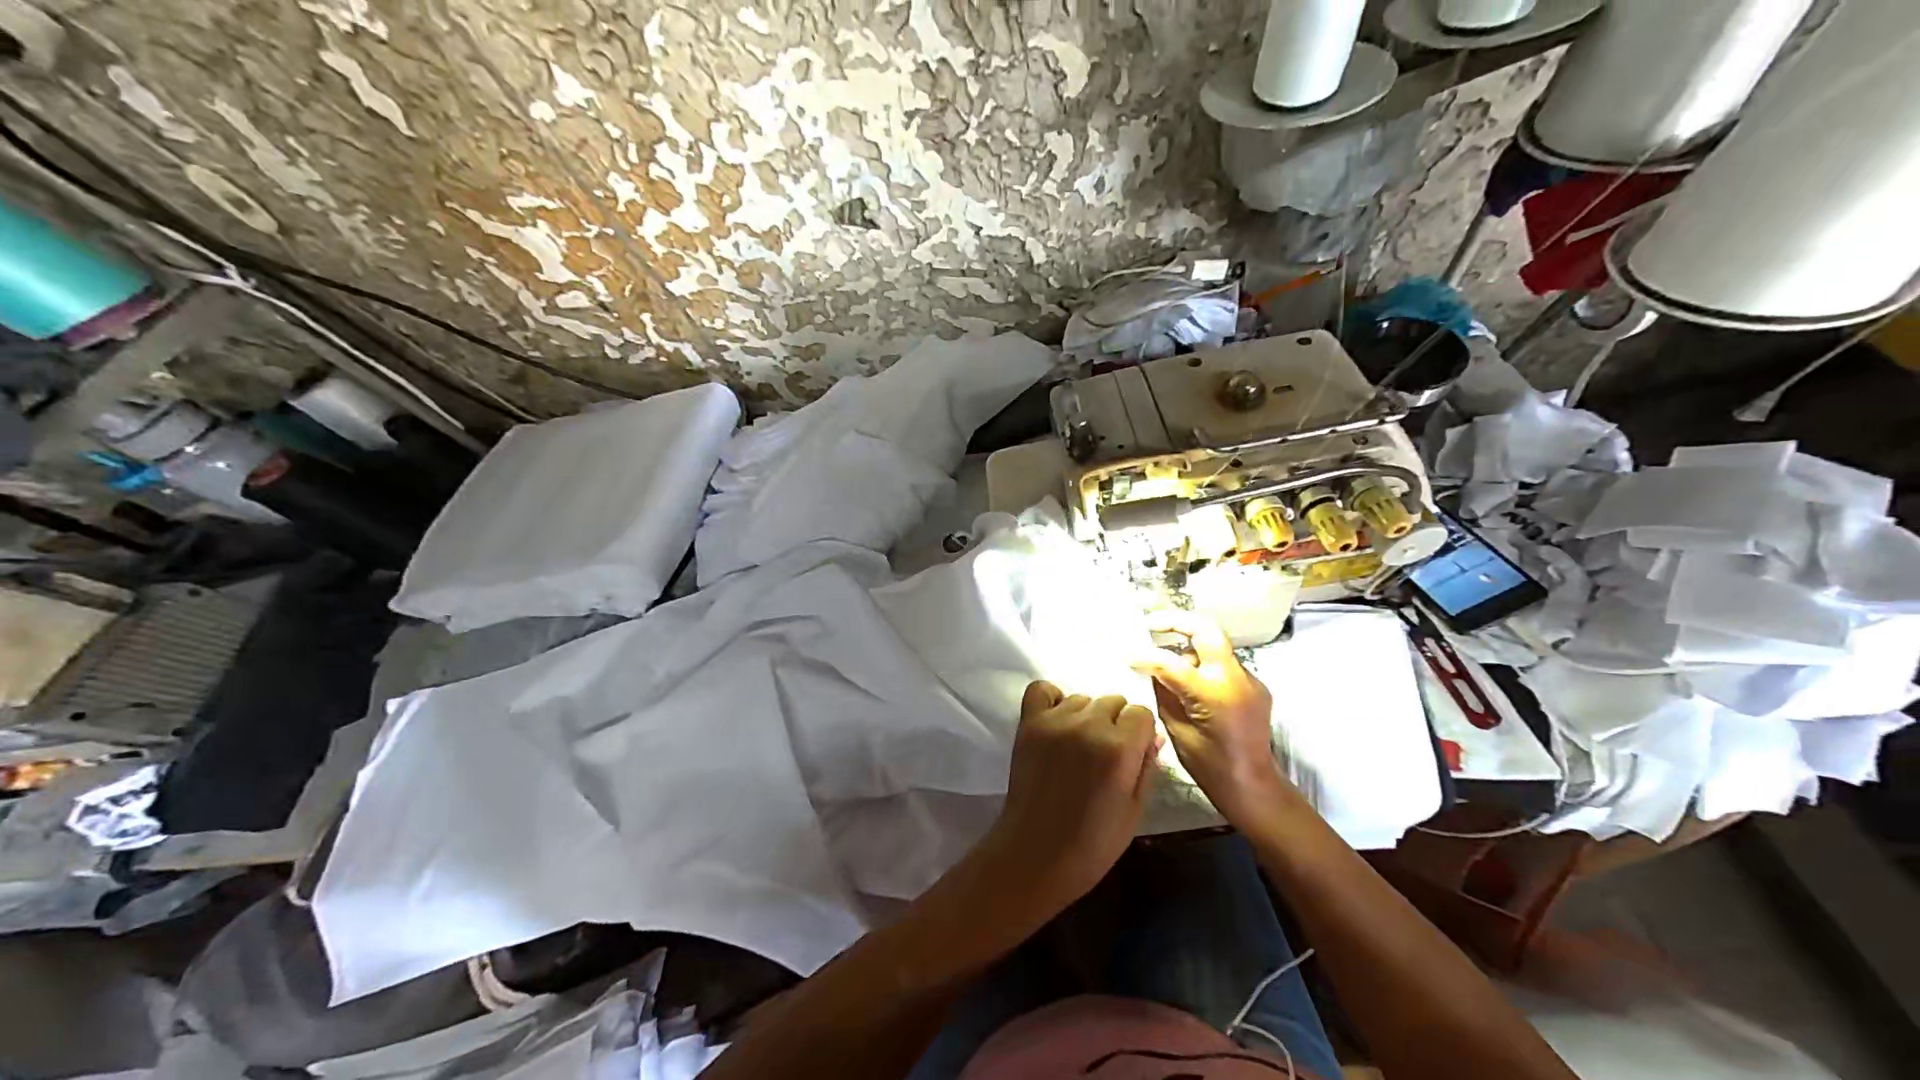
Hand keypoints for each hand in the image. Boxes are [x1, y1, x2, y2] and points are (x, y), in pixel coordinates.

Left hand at [975, 681, 1159, 914]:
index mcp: (1121, 749)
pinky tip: (1057, 724)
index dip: (1139, 735)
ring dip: (1086, 717)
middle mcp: (1089, 726)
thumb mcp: (1134, 810)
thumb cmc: (1093, 844)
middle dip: (1115, 725)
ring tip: (1078, 749)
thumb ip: (1146, 767)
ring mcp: (1055, 722)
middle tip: (1103, 757)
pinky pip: (1042, 690)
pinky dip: (1052, 700)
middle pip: (1113, 701)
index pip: (1141, 713)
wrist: (1035, 855)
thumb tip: (1152, 736)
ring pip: (1082, 698)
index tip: (1130, 757)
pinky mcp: (1028, 724)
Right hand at [1134, 611, 1292, 827]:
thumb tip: (1149, 668)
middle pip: (1206, 630)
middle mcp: (1234, 678)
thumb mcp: (1175, 728)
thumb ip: (1164, 692)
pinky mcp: (1254, 685)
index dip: (1146, 656)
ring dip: (1190, 649)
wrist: (1252, 784)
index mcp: (1212, 694)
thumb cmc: (1209, 765)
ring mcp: (1249, 679)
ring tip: (1169, 664)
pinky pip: (1223, 665)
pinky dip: (1204, 666)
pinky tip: (1191, 684)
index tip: (1130, 656)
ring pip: (1215, 648)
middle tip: (1152, 625)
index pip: (1172, 661)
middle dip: (1177, 622)